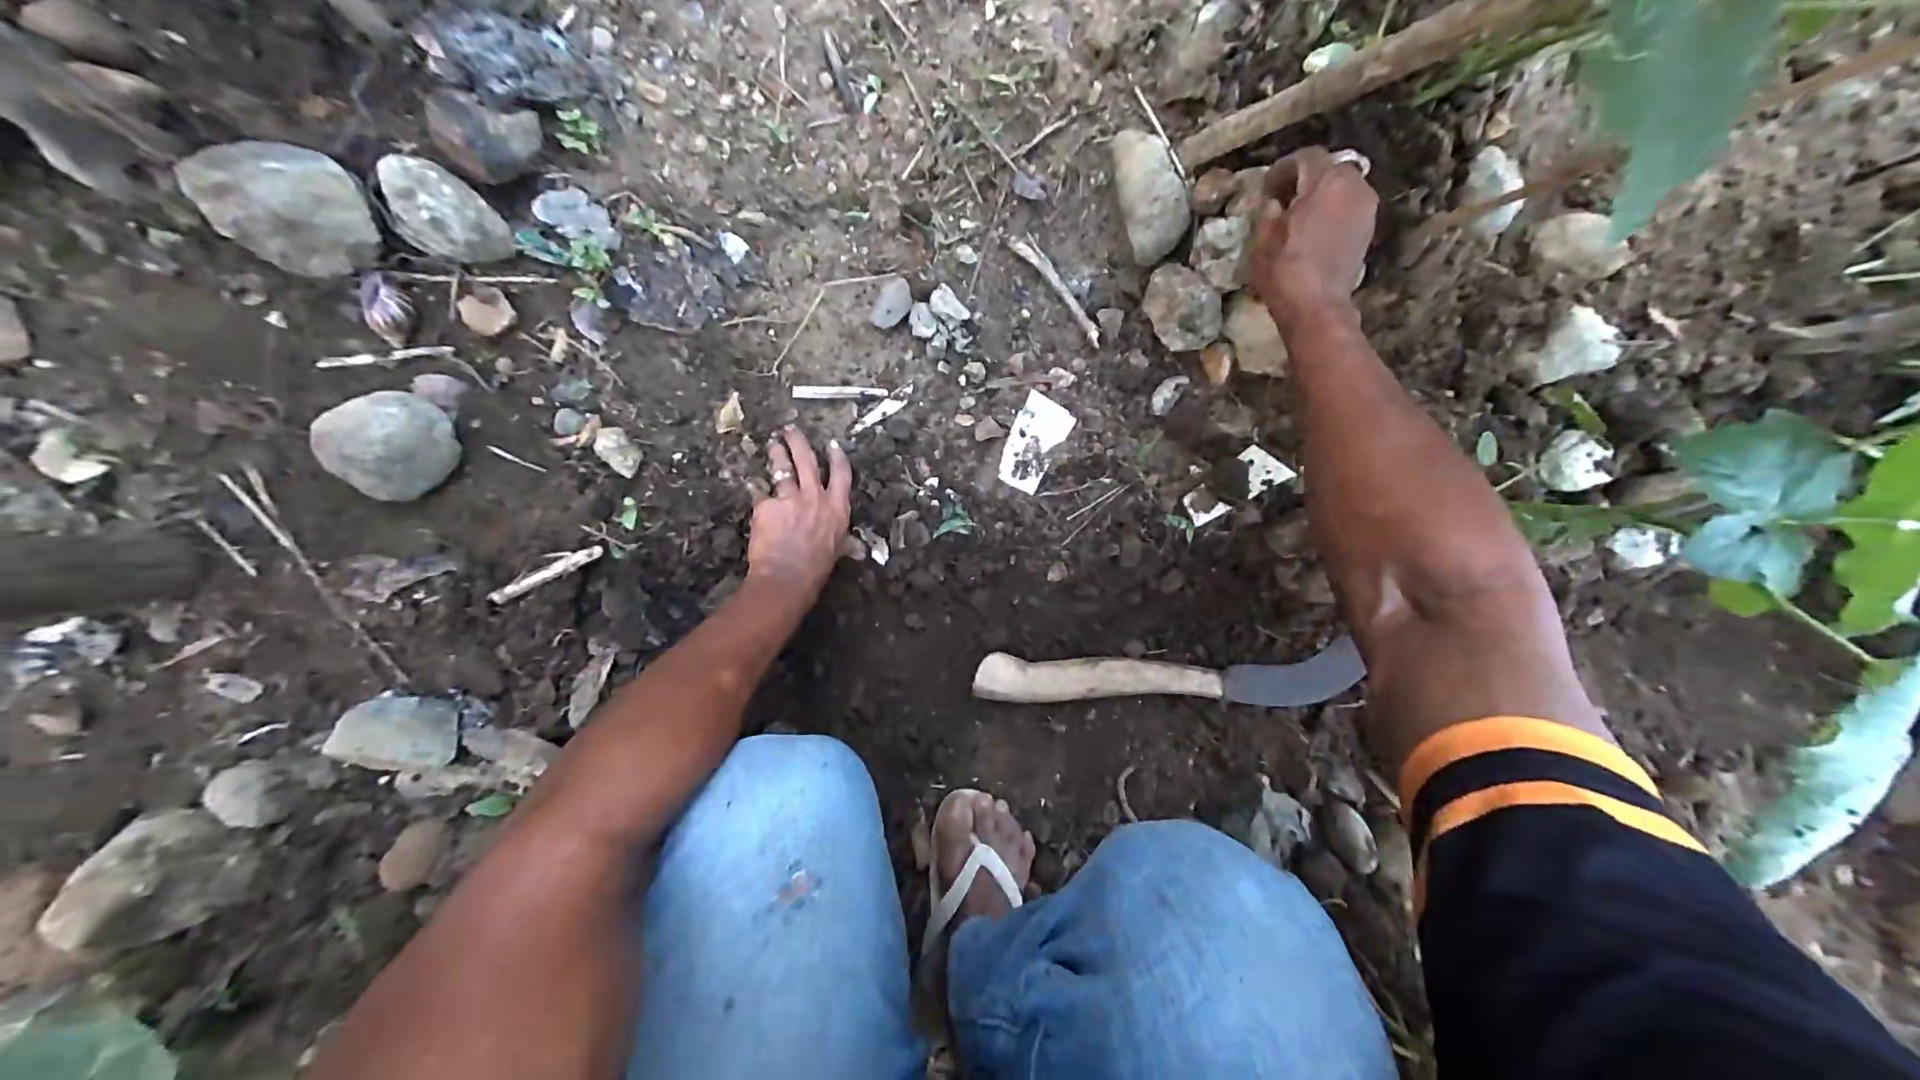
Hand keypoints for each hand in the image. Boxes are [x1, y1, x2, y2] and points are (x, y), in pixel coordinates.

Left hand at [747, 425, 852, 597]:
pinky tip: (753, 488)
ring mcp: (790, 499)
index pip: (841, 475)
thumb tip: (857, 550)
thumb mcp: (838, 552)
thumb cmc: (817, 568)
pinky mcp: (766, 505)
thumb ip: (845, 543)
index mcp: (837, 508)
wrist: (787, 576)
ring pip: (783, 469)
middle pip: (808, 461)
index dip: (837, 457)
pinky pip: (760, 493)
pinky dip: (757, 491)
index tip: (832, 444)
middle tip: (791, 429)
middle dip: (799, 442)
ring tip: (773, 446)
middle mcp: (815, 498)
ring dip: (777, 455)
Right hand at [1250, 147, 1378, 329]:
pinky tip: (1315, 231)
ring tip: (1299, 216)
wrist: (1316, 307)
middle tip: (1283, 199)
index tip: (1267, 187)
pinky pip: (1349, 207)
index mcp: (1326, 181)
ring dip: (1321, 195)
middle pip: (1329, 169)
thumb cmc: (1284, 271)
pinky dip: (1333, 210)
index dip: (1284, 168)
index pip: (1306, 157)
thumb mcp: (1262, 240)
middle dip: (1306, 179)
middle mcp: (1354, 185)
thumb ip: (1268, 212)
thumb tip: (1273, 202)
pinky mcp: (1368, 229)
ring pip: (1343, 187)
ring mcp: (1366, 207)